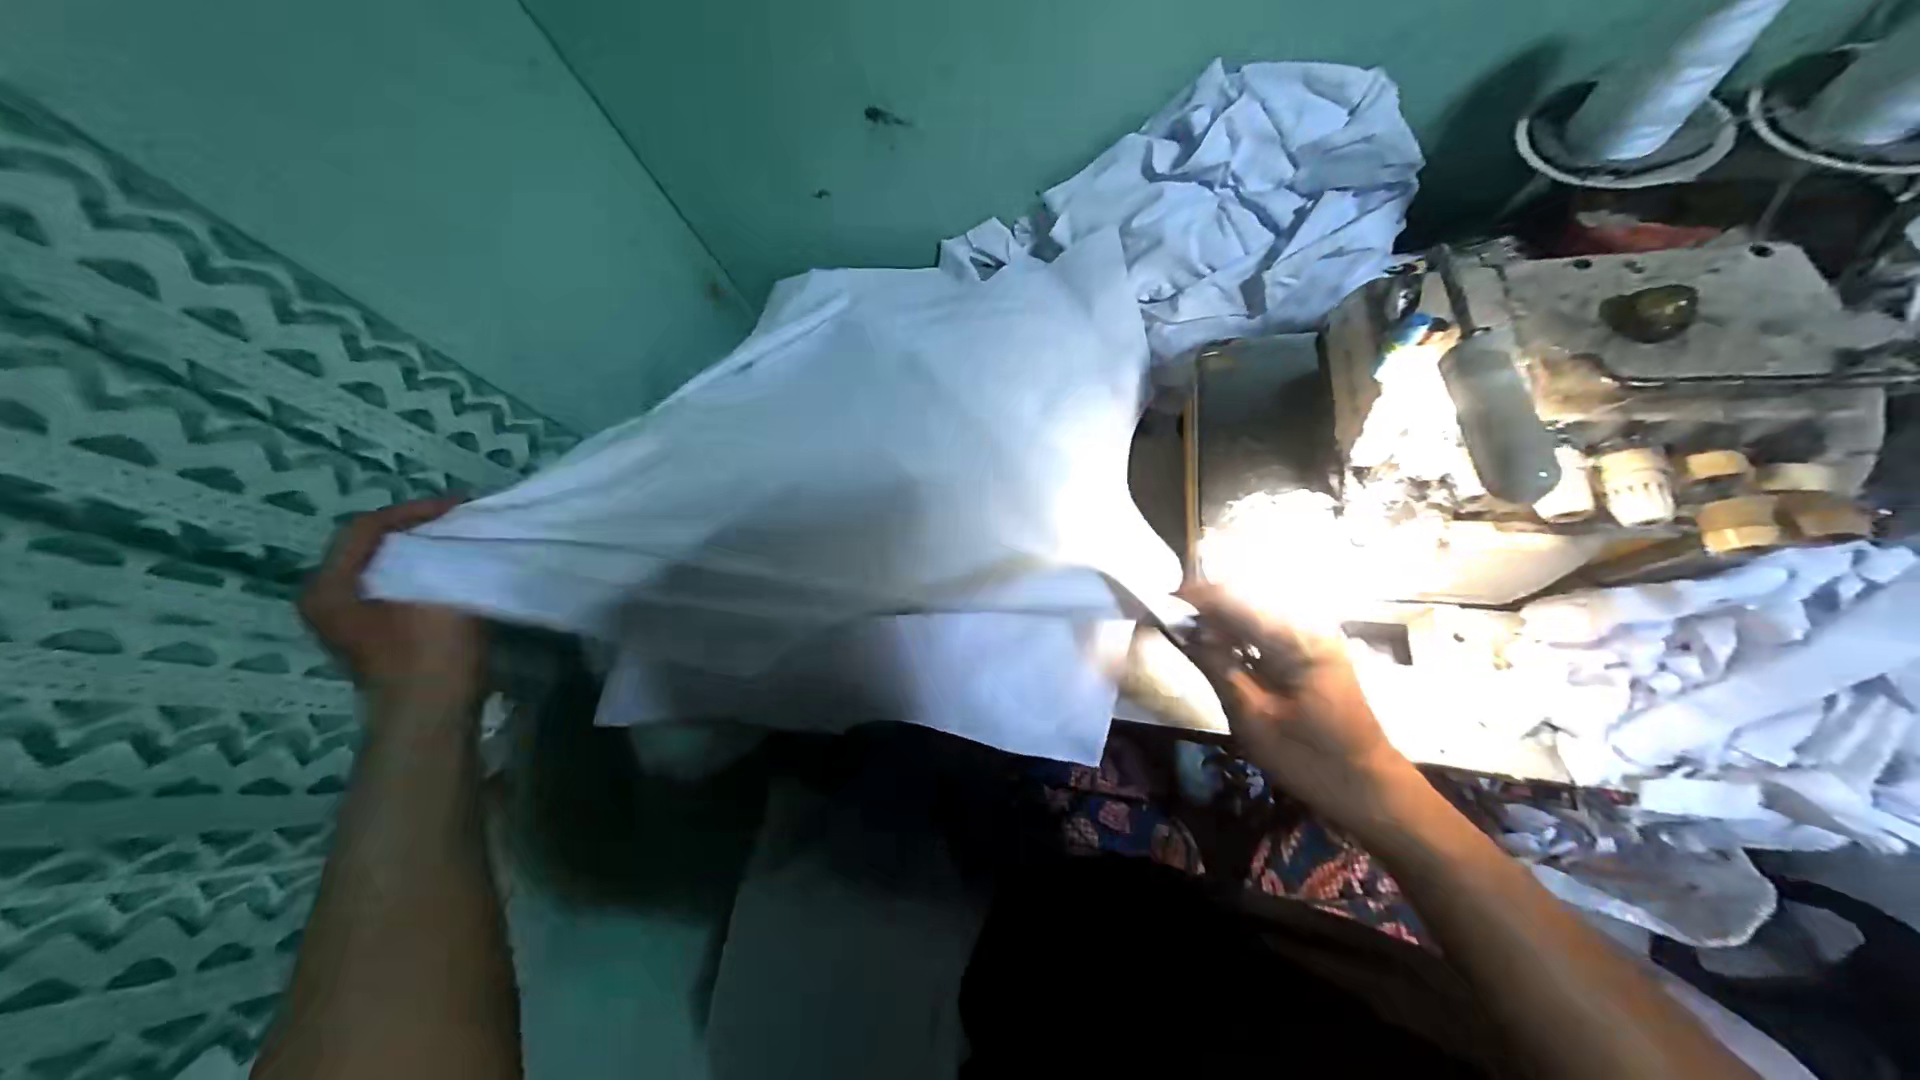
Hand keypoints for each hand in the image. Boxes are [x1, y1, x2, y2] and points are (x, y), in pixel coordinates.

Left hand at [299, 497, 485, 717]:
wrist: (432, 714)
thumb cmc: (429, 653)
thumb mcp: (436, 593)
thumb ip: (439, 554)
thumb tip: (456, 527)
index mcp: (329, 588)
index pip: (366, 528)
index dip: (414, 511)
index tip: (459, 506)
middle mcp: (331, 600)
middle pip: (374, 547)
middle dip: (421, 530)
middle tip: (463, 521)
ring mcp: (354, 622)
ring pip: (389, 568)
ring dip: (427, 552)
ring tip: (465, 542)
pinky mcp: (382, 636)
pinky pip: (400, 588)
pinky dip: (428, 574)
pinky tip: (459, 573)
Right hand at [1179, 583, 1411, 825]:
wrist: (1371, 790)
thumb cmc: (1311, 759)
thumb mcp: (1253, 716)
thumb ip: (1215, 665)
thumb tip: (1178, 630)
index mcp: (1297, 637)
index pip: (1232, 598)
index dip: (1190, 599)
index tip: (1155, 610)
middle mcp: (1307, 625)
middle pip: (1242, 598)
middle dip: (1201, 608)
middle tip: (1167, 628)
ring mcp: (1312, 637)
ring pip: (1251, 612)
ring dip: (1217, 621)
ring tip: (1187, 640)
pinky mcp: (1310, 651)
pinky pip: (1264, 629)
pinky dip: (1236, 635)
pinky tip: (1219, 653)